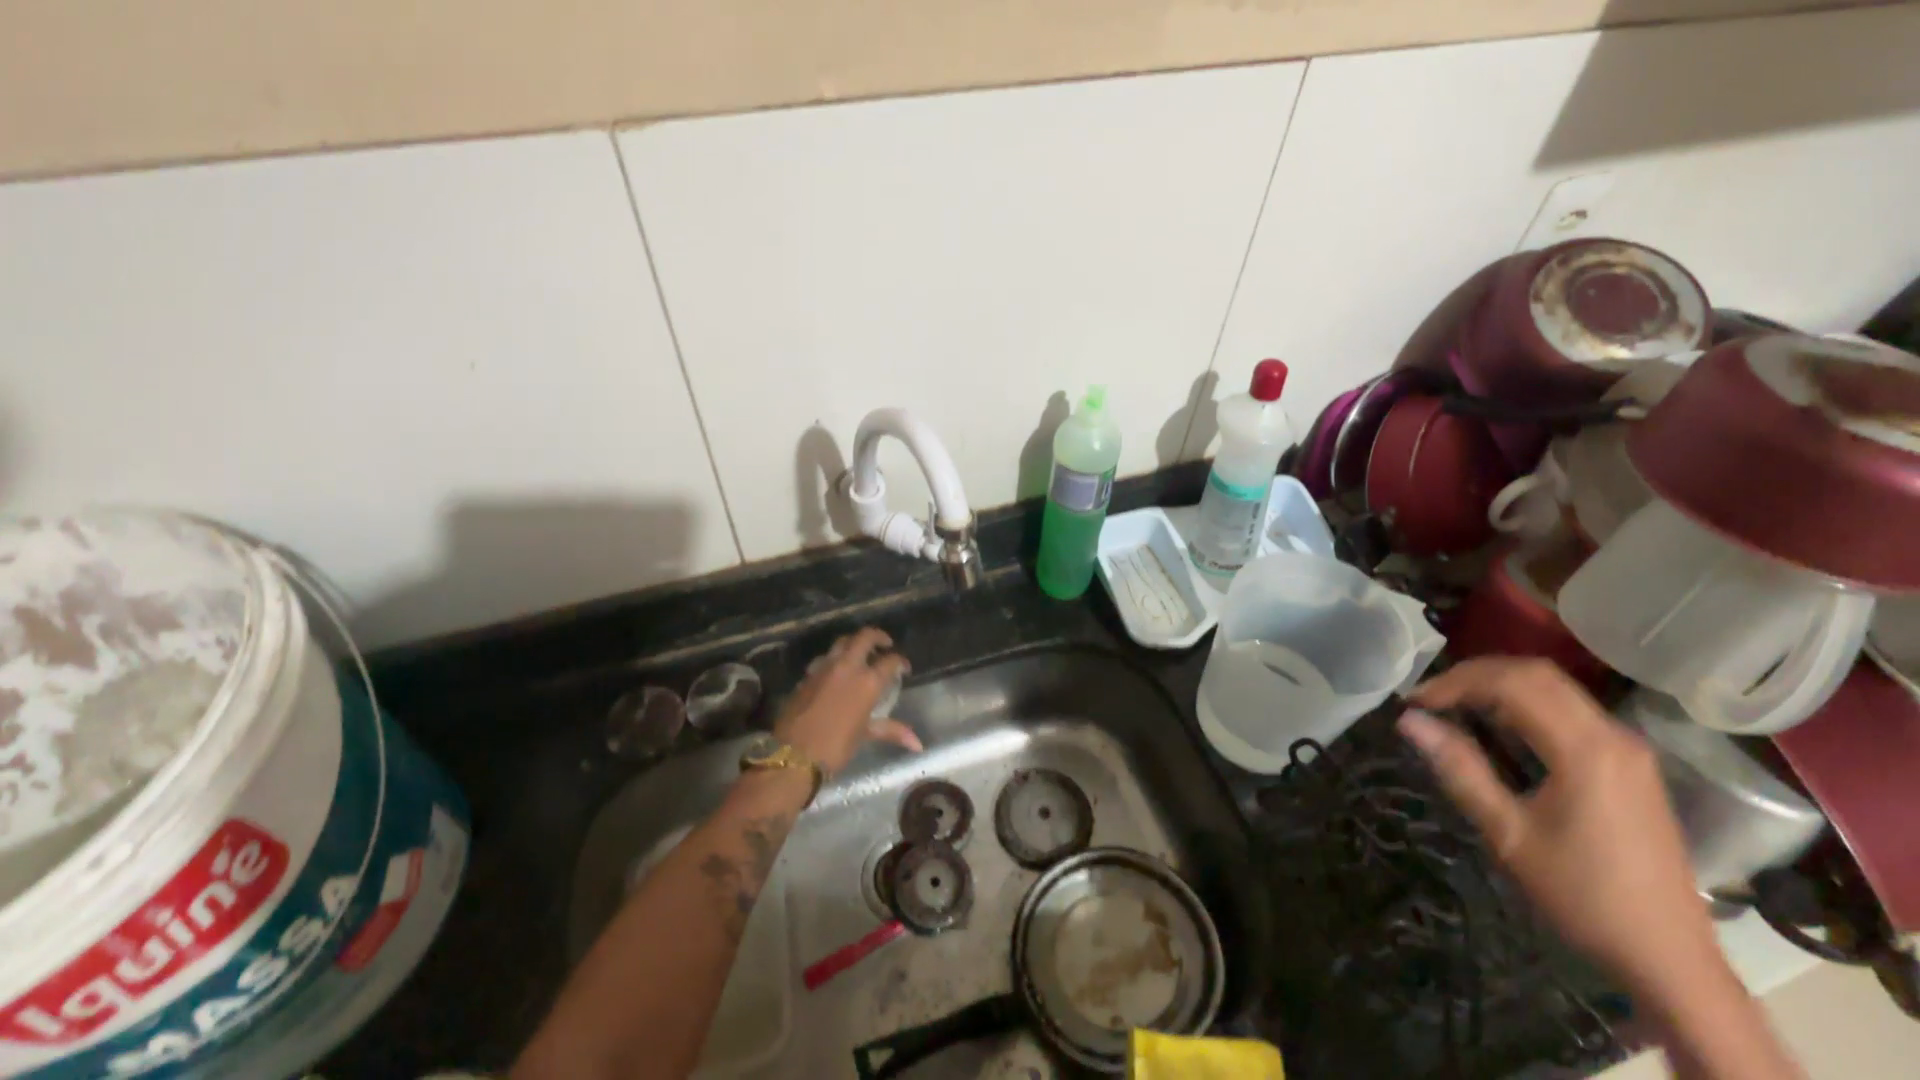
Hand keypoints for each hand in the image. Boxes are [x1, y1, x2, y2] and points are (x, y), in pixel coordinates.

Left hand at [775, 628, 920, 773]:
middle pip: (864, 637)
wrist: (794, 754)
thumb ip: (891, 731)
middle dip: (878, 637)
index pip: (890, 661)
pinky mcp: (807, 675)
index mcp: (867, 682)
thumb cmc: (836, 747)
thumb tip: (918, 744)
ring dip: (854, 644)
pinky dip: (834, 660)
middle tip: (885, 645)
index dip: (900, 662)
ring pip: (842, 642)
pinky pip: (824, 659)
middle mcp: (847, 667)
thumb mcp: (865, 736)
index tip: (904, 668)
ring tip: (860, 655)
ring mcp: (824, 668)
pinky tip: (836, 673)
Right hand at [1401, 658, 1719, 994]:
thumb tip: (1410, 722)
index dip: (1456, 682)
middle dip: (1476, 676)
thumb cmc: (1582, 896)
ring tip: (1454, 710)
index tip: (1414, 703)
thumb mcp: (1508, 835)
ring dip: (1502, 688)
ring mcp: (1628, 749)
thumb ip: (1460, 769)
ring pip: (1557, 690)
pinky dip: (1527, 707)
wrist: (1667, 953)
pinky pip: (1572, 714)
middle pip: (1538, 675)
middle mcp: (1613, 735)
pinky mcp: (1631, 765)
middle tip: (1430, 700)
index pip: (1513, 683)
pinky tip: (1499, 730)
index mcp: (1585, 749)